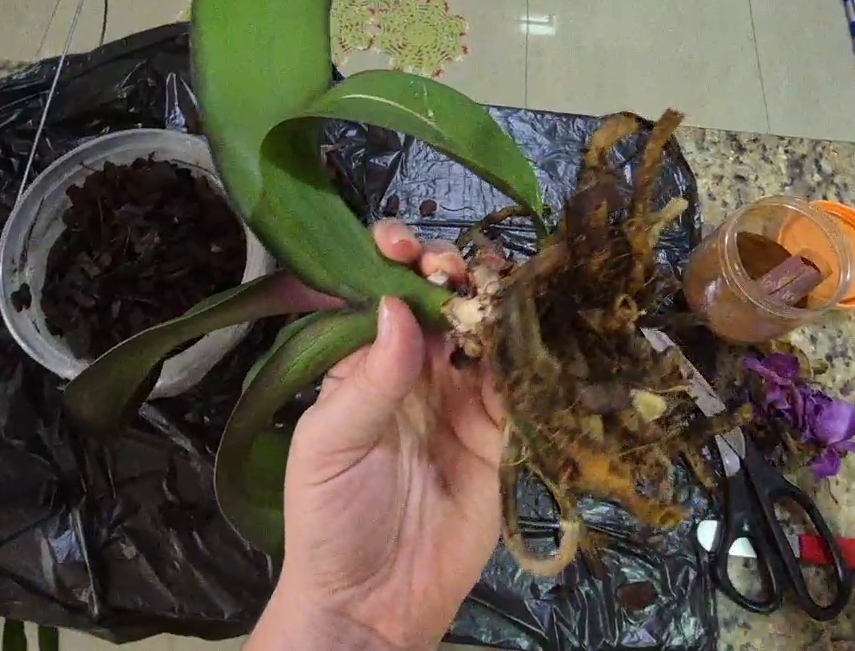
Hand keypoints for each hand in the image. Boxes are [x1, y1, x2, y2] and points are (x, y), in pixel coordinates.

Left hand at [249, 220, 506, 650]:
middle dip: (445, 269)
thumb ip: (368, 378)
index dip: (391, 258)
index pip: (380, 291)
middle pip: (436, 297)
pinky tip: (523, 330)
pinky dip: (521, 351)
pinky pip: (513, 379)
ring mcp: (458, 394)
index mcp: (364, 359)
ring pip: (480, 326)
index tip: (400, 247)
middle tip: (450, 271)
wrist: (373, 606)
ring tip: (493, 285)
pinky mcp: (496, 430)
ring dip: (488, 298)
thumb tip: (398, 307)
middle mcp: (414, 365)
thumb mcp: (330, 444)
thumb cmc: (331, 517)